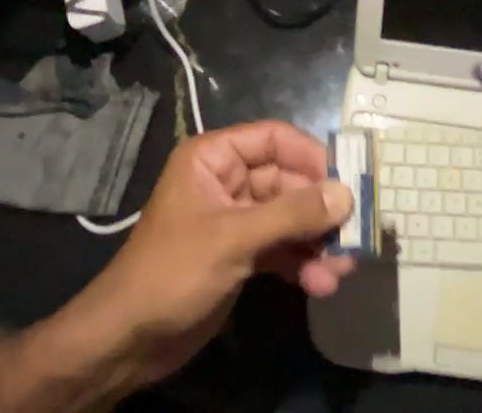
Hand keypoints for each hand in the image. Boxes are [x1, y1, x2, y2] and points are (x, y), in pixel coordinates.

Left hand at [53, 121, 355, 390]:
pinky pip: (282, 247)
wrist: (126, 343)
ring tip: (342, 268)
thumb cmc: (171, 273)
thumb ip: (292, 214)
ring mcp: (236, 220)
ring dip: (317, 241)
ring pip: (290, 218)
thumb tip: (347, 194)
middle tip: (356, 231)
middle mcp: (227, 182)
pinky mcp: (241, 255)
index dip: (312, 155)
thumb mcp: (234, 238)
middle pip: (289, 181)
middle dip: (321, 210)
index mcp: (214, 159)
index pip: (274, 139)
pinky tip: (321, 284)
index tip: (347, 179)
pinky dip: (303, 262)